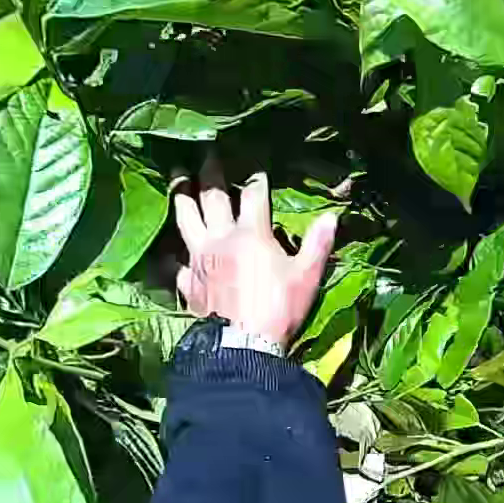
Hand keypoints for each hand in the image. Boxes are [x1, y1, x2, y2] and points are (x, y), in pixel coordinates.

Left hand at [172, 169, 337, 348]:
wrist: (242, 347)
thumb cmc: (278, 309)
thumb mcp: (306, 277)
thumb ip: (317, 245)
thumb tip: (331, 217)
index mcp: (251, 234)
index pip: (254, 195)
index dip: (257, 178)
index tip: (258, 168)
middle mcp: (220, 239)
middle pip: (212, 197)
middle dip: (210, 174)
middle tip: (206, 155)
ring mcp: (199, 259)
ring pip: (185, 220)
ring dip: (181, 197)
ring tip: (177, 180)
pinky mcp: (187, 282)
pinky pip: (176, 262)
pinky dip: (174, 253)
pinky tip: (171, 250)